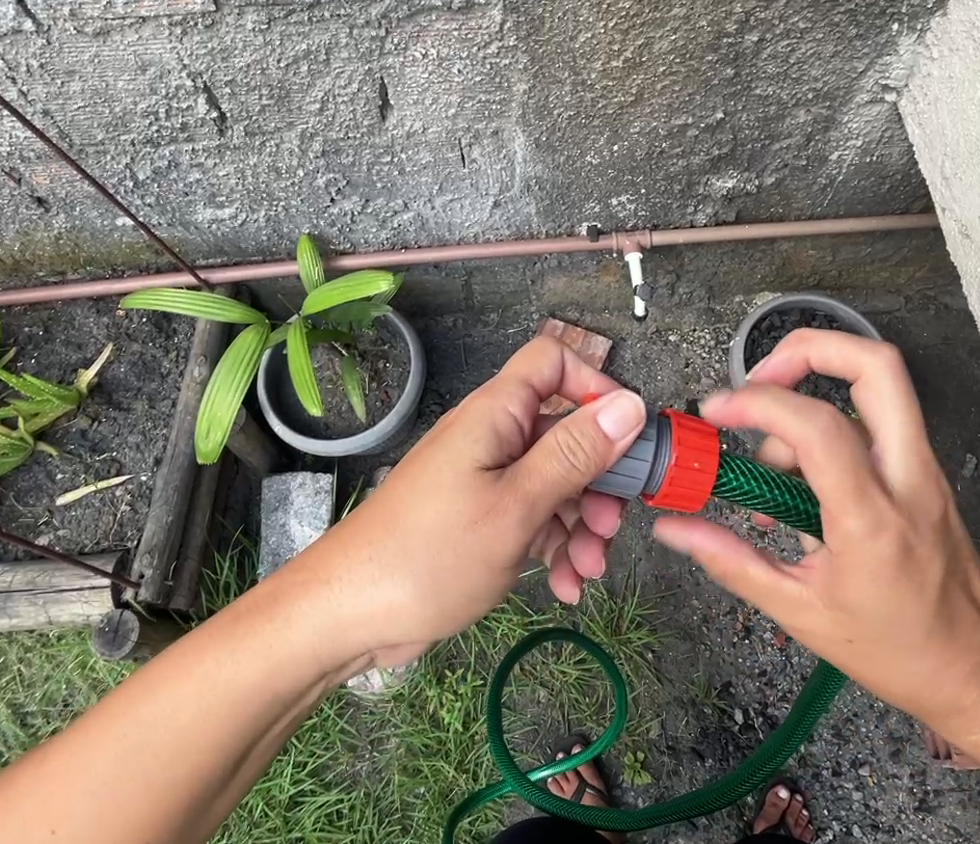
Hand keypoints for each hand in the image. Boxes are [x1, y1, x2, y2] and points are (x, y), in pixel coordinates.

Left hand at [272, 337, 647, 667]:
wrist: (350, 615)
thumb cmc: (431, 554)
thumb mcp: (516, 505)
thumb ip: (574, 454)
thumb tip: (629, 404)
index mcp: (496, 415)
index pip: (552, 363)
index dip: (594, 386)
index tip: (625, 436)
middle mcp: (493, 438)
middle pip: (565, 432)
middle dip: (598, 479)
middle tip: (613, 526)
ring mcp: (486, 480)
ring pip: (555, 482)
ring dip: (581, 524)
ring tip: (588, 571)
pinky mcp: (481, 519)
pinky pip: (532, 517)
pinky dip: (554, 547)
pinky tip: (565, 586)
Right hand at [652, 329, 979, 741]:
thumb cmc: (899, 649)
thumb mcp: (800, 613)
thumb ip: (730, 561)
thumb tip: (674, 529)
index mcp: (873, 520)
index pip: (818, 427)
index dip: (758, 403)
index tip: (717, 411)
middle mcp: (907, 478)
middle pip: (876, 365)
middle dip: (809, 346)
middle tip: (760, 375)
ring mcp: (922, 467)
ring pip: (878, 382)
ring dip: (811, 394)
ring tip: (773, 463)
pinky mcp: (922, 469)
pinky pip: (874, 418)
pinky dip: (828, 424)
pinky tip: (800, 478)